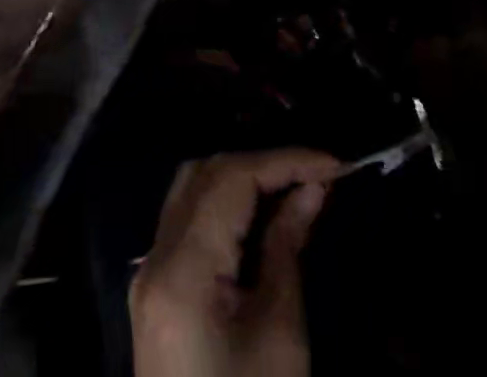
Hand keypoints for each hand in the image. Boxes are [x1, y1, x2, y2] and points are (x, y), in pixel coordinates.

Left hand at [130, 150, 340, 376]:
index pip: (233, 179)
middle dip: (267, 161)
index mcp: (183, 272)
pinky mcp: (157, 290)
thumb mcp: (280, 327)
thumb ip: (288, 245)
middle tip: (317, 174)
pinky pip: (189, 218)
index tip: (337, 167)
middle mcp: (155, 262)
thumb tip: (313, 187)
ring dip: (245, 174)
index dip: (288, 160)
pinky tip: (265, 210)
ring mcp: (149, 276)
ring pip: (192, 189)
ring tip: (295, 184)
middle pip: (206, 173)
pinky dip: (229, 199)